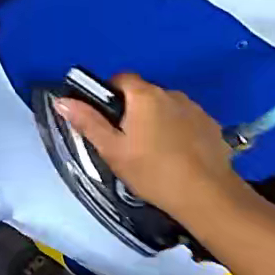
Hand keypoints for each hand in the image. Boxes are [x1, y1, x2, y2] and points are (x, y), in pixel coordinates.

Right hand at [54, 73, 247, 218]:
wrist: (207, 196)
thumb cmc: (152, 171)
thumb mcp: (113, 150)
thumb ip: (88, 122)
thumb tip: (63, 100)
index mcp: (145, 95)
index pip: (121, 78)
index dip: (110, 93)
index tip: (107, 119)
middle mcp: (171, 93)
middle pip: (145, 94)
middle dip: (134, 111)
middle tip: (127, 142)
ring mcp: (195, 108)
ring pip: (167, 107)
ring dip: (158, 120)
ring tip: (155, 152)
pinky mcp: (212, 125)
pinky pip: (187, 121)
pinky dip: (180, 132)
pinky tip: (178, 156)